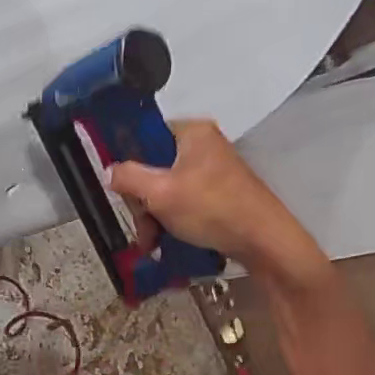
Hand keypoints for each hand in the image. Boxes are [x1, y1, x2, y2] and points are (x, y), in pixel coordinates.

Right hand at [106, 120, 327, 282]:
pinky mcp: (219, 192)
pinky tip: (166, 240)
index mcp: (191, 132)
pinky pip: (182, 200)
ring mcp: (212, 169)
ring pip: (164, 187)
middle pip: (152, 165)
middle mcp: (203, 144)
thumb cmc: (211, 209)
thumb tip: (109, 172)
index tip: (121, 187)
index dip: (127, 160)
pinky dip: (171, 219)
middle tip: (142, 225)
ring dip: (153, 216)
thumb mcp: (159, 193)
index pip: (145, 134)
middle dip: (141, 200)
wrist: (264, 242)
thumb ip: (127, 177)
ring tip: (152, 241)